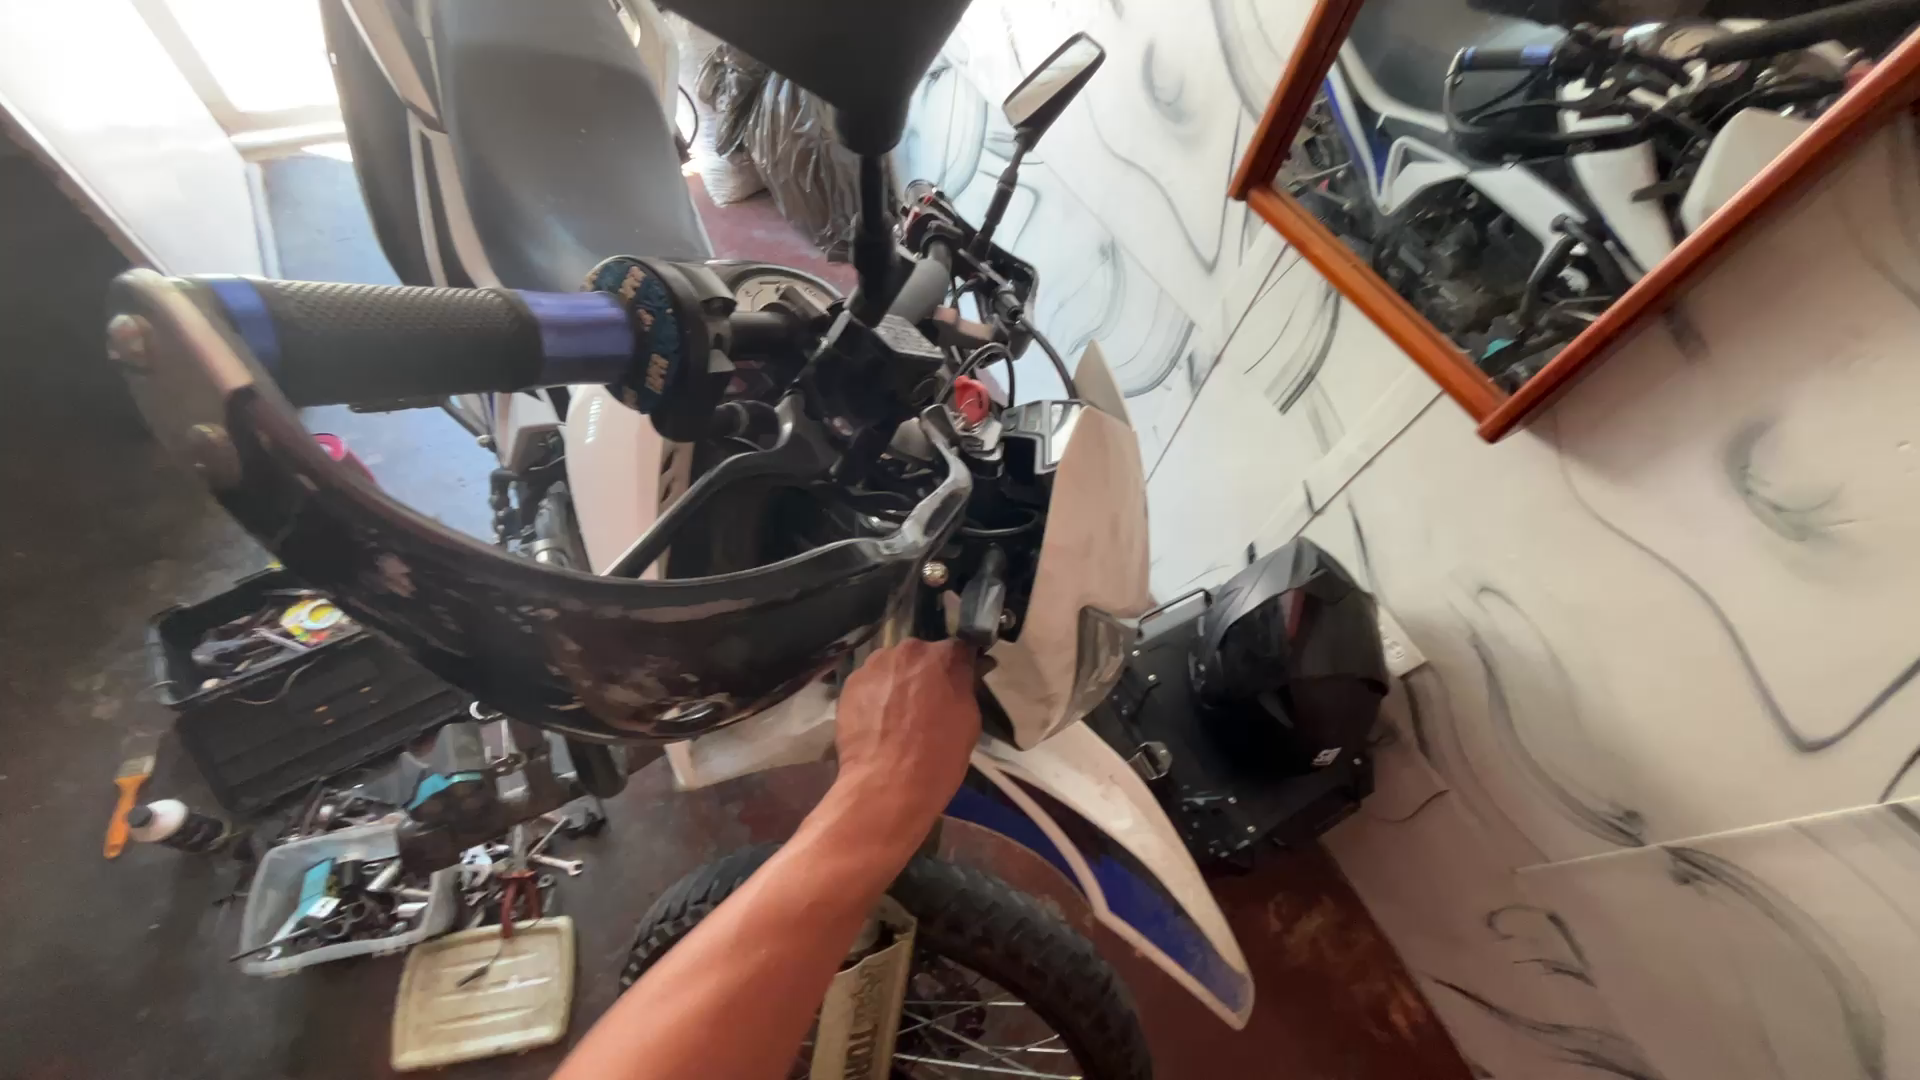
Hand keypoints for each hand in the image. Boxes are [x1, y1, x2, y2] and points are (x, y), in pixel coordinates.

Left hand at [833, 639, 981, 823]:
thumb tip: (966, 672)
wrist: (887, 785)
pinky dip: (875, 694)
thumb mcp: (970, 720)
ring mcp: (876, 663)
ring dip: (897, 680)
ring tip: (897, 712)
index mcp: (944, 656)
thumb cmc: (939, 756)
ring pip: (892, 666)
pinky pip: (869, 682)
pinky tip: (877, 719)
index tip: (959, 681)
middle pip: (920, 655)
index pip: (958, 650)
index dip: (959, 666)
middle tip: (926, 701)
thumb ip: (965, 687)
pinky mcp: (851, 682)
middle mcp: (909, 650)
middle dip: (925, 672)